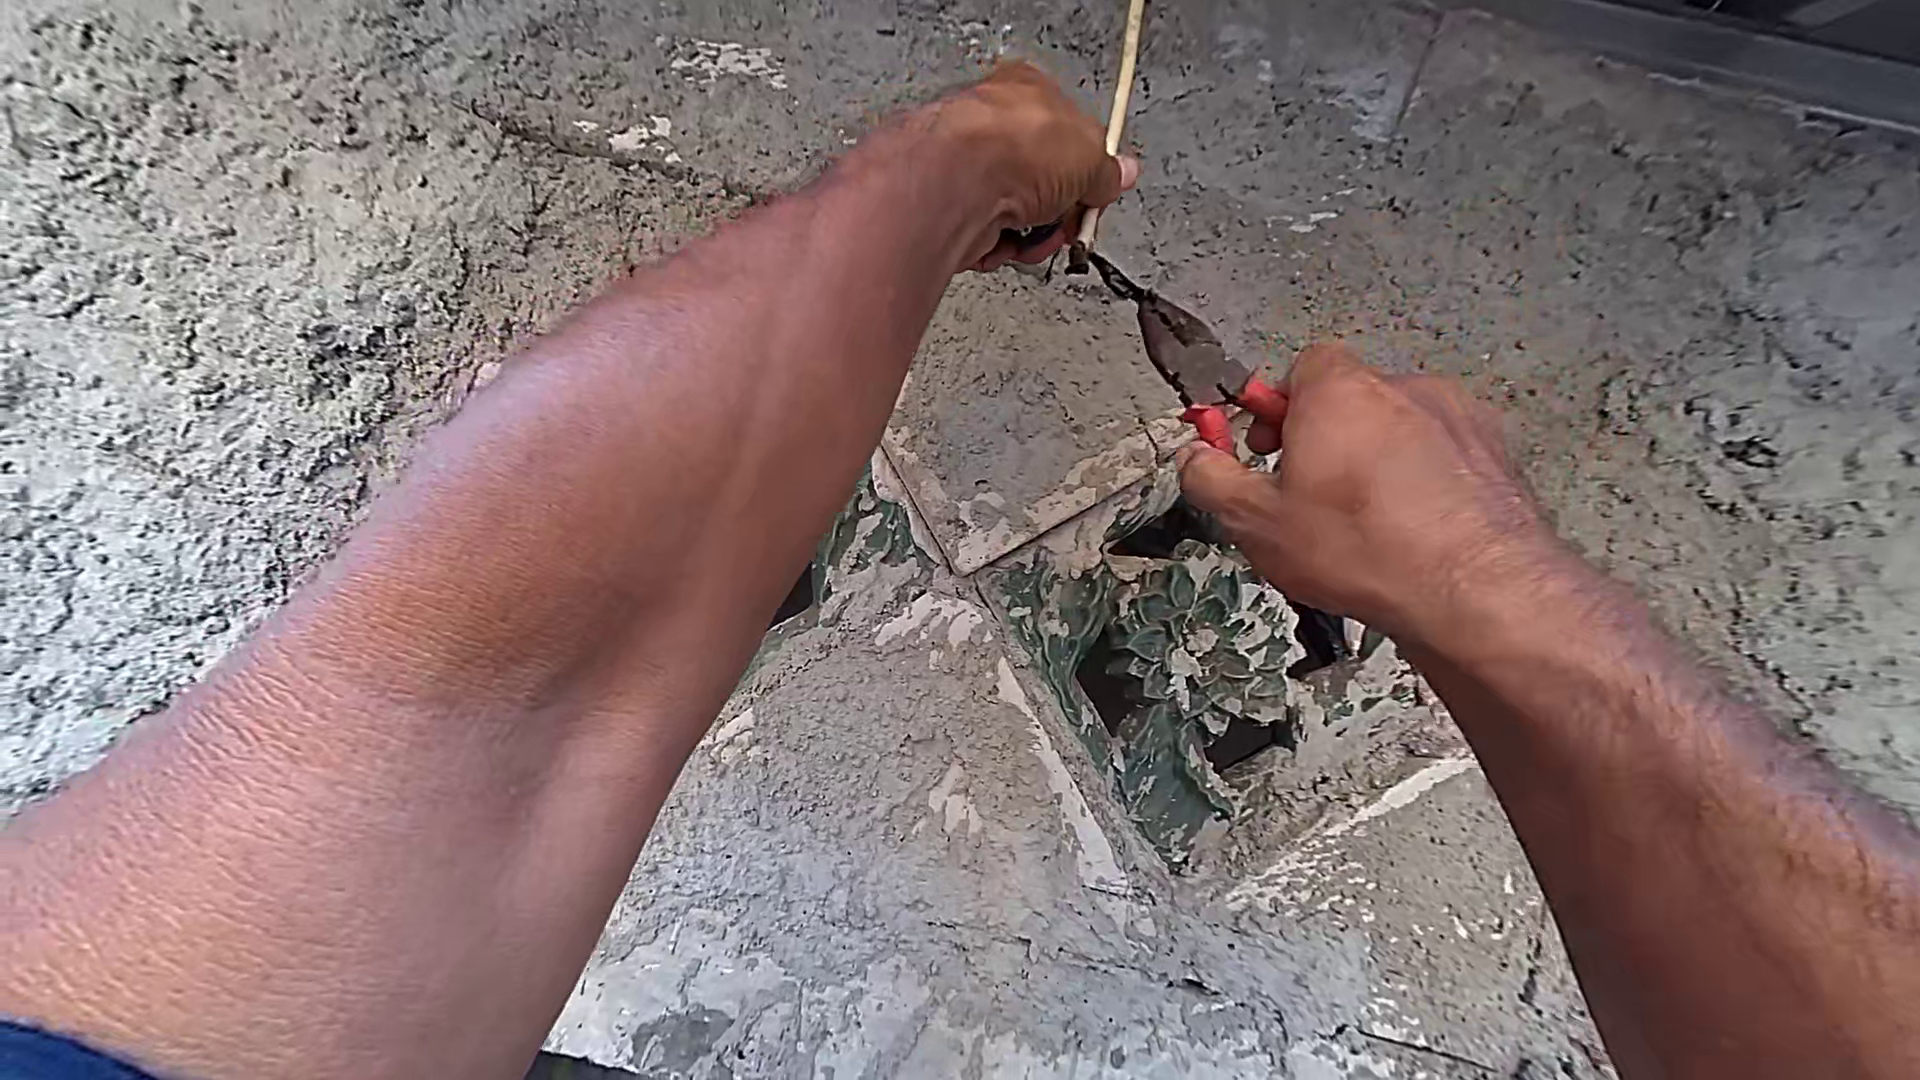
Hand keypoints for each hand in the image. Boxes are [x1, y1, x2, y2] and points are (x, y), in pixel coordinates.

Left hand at [934, 61, 1138, 270]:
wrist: (960, 184)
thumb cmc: (1013, 148)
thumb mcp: (1089, 156)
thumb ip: (1107, 172)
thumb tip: (1119, 177)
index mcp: (1029, 95)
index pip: (1070, 139)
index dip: (1086, 175)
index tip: (1096, 199)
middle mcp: (997, 132)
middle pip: (1044, 187)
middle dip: (1060, 215)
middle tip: (1067, 225)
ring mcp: (974, 176)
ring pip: (1019, 221)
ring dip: (1033, 237)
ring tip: (1033, 233)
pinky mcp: (959, 215)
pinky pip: (993, 241)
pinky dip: (1004, 249)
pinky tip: (1005, 242)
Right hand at [1177, 343, 1559, 646]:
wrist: (1475, 592)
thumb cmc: (1366, 549)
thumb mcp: (1252, 519)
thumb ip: (1209, 478)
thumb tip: (1194, 458)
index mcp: (1339, 395)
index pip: (1301, 365)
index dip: (1273, 403)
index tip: (1259, 440)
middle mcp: (1402, 391)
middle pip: (1343, 396)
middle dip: (1312, 434)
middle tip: (1295, 483)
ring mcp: (1456, 419)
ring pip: (1388, 425)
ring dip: (1361, 455)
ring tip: (1347, 513)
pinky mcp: (1492, 453)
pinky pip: (1432, 450)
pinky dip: (1408, 475)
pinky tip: (1394, 523)